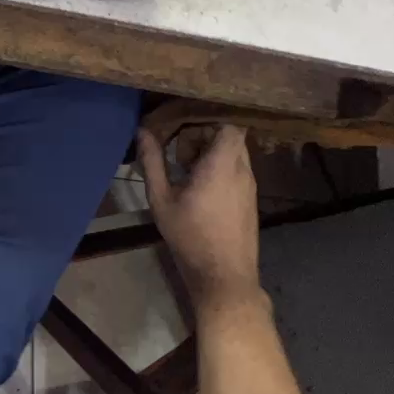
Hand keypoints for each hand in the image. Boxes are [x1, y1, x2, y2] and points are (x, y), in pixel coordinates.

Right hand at [138, 125, 260, 312]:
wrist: (223, 275)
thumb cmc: (189, 234)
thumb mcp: (161, 197)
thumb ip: (153, 161)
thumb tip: (143, 131)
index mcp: (221, 167)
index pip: (231, 126)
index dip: (210, 117)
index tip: (184, 120)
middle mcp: (242, 172)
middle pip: (231, 136)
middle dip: (204, 134)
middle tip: (177, 147)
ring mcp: (249, 187)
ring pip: (234, 153)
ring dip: (210, 151)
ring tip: (183, 166)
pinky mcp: (249, 199)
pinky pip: (236, 169)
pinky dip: (218, 166)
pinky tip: (196, 184)